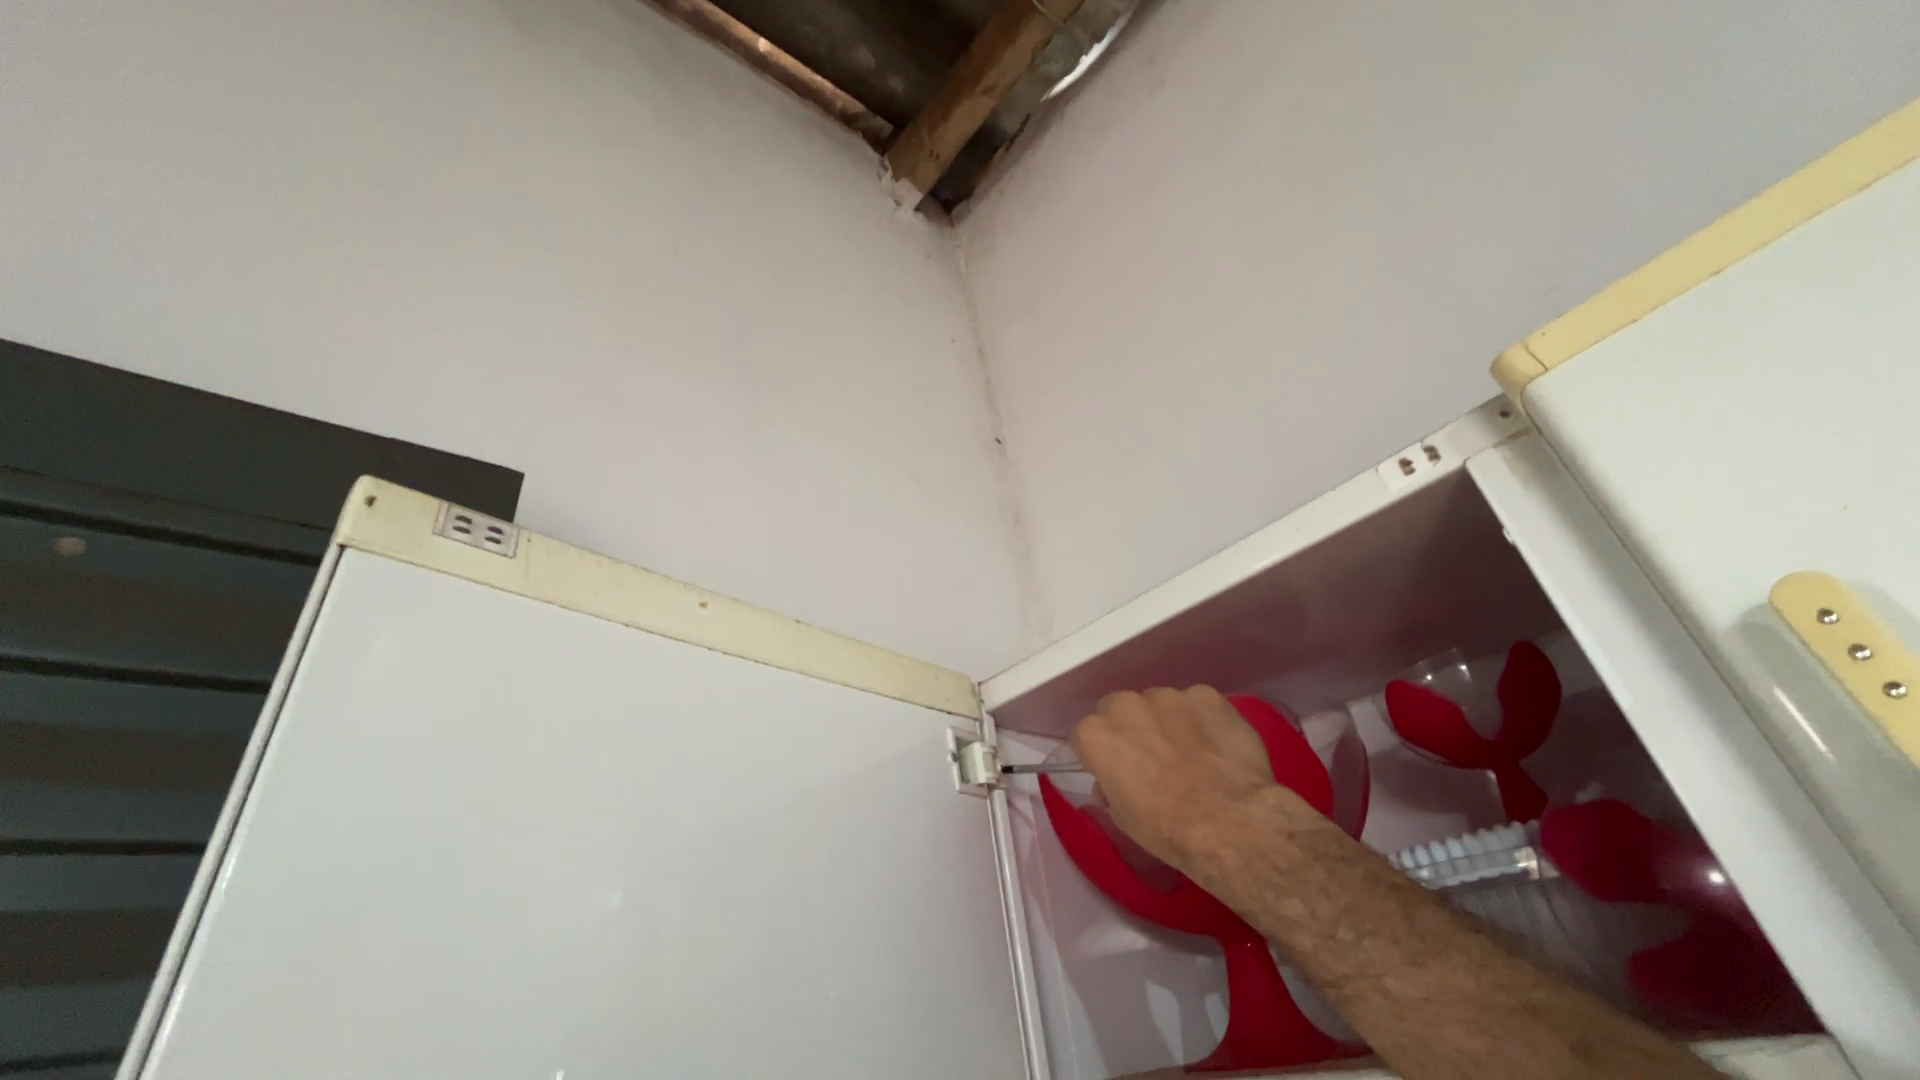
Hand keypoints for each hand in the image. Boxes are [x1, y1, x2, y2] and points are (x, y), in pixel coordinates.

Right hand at [1069, 686, 1277, 870]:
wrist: (1228, 820)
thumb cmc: (1165, 827)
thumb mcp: (1122, 817)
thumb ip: (1109, 787)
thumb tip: (1112, 781)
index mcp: (1095, 734)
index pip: (1087, 735)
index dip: (1102, 755)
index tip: (1118, 772)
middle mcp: (1126, 705)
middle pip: (1120, 710)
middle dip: (1132, 729)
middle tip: (1153, 759)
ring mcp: (1168, 695)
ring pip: (1160, 704)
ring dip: (1168, 722)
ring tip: (1192, 754)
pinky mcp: (1206, 695)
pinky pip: (1197, 704)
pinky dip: (1203, 720)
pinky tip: (1217, 747)